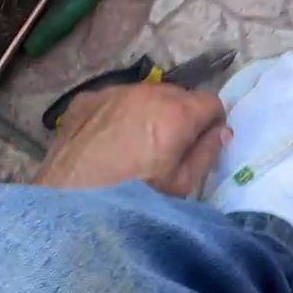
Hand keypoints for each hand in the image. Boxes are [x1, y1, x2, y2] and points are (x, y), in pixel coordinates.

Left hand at [34, 83, 230, 195]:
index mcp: (177, 113)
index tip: (202, 142)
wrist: (71, 200)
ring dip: (149, 113)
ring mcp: (112, 92)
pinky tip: (108, 142)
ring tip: (136, 145)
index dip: (212, 123)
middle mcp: (146, 92)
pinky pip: (114, 100)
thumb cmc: (134, 197)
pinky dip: (118, 115)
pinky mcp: (86, 99)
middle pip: (178, 95)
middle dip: (181, 116)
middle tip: (169, 148)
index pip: (212, 101)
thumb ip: (206, 154)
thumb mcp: (181, 186)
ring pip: (144, 95)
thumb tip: (221, 132)